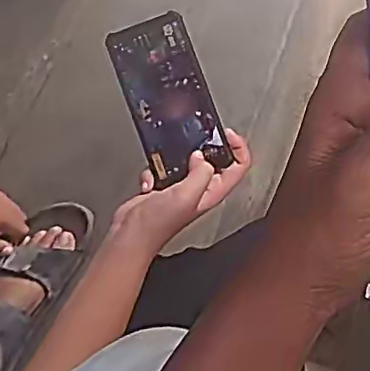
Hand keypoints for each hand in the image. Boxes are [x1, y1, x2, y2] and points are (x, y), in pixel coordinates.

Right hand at [109, 130, 252, 252]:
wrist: (129, 236)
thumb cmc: (157, 224)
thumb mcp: (186, 195)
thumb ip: (200, 174)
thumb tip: (202, 157)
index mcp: (213, 192)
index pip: (239, 167)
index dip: (239, 148)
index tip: (228, 135)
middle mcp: (201, 189)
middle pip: (218, 161)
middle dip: (211, 147)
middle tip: (204, 136)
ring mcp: (183, 188)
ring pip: (191, 162)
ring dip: (180, 157)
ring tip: (171, 158)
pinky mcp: (165, 187)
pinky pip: (166, 168)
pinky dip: (157, 169)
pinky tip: (152, 180)